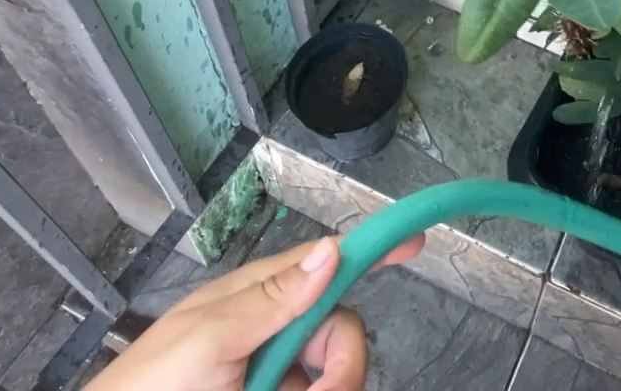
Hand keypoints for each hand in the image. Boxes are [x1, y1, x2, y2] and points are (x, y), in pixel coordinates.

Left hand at [84, 232, 426, 390]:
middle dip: (342, 367)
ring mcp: (274, 378)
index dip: (371, 250)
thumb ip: (271, 298)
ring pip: (333, 377)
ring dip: (327, 389)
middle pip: (342, 333)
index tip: (415, 245)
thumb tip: (331, 249)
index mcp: (257, 299)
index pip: (325, 263)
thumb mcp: (205, 341)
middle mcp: (273, 334)